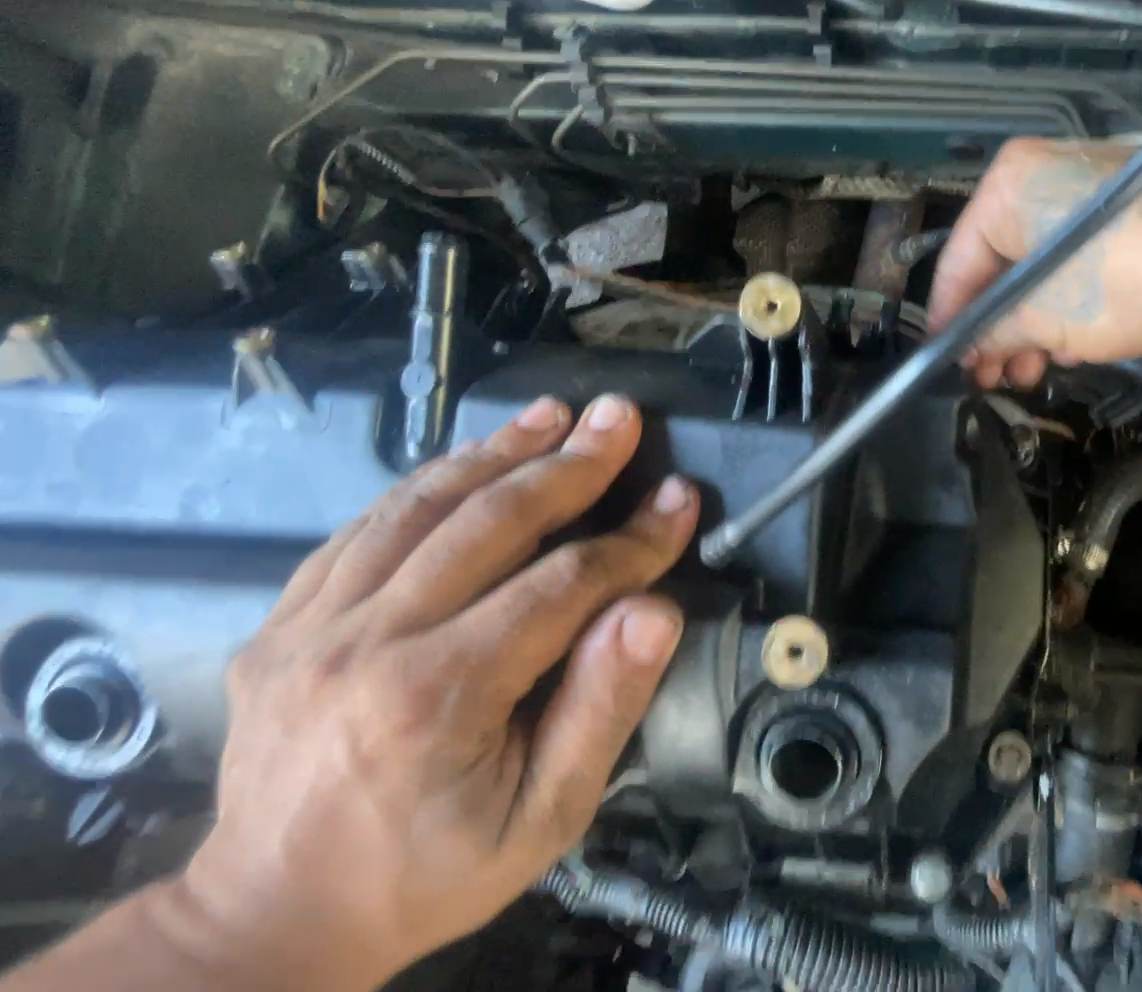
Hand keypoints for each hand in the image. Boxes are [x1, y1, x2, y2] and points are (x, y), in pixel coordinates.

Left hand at [150, 394, 699, 989]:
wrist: (272, 915)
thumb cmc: (430, 873)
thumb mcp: (546, 816)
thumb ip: (603, 709)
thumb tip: (654, 611)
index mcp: (439, 695)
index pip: (561, 586)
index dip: (633, 539)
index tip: (680, 500)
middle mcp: (365, 643)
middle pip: (487, 524)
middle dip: (569, 465)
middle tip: (620, 417)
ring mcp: (310, 626)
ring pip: (418, 508)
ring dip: (496, 453)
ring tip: (553, 415)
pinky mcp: (282, 622)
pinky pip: (362, 529)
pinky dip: (427, 484)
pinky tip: (471, 460)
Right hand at [929, 138, 1141, 386]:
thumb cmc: (1125, 276)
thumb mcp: (1045, 317)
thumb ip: (994, 333)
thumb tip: (970, 346)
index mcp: (1009, 185)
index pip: (958, 260)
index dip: (950, 319)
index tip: (945, 362)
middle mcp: (1046, 177)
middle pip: (1002, 265)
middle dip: (997, 329)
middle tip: (994, 377)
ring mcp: (1095, 195)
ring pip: (1045, 271)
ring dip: (1034, 326)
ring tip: (1033, 372)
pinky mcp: (1134, 218)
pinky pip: (1084, 267)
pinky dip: (1072, 307)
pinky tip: (1073, 346)